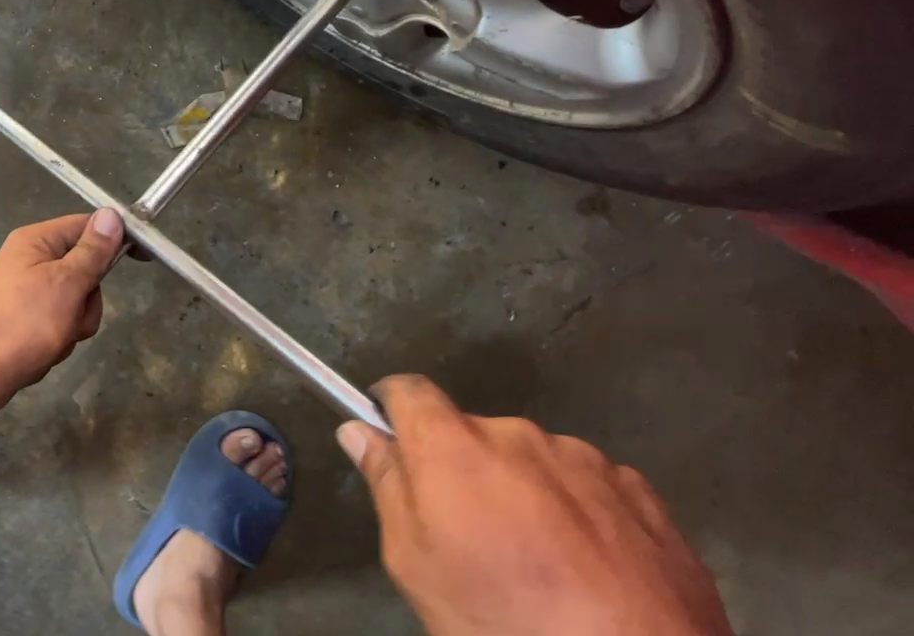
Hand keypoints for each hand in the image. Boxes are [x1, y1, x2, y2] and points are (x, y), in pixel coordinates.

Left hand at [0, 208, 124, 413]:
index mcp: (35, 240)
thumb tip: (111, 214)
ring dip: (74, 324)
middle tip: (72, 315)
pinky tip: (43, 352)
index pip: (85, 225)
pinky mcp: (23, 318)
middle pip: (84, 268)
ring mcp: (24, 290)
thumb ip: (92, 251)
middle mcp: (28, 259)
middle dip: (87, 299)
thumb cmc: (21, 325)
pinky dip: (58, 338)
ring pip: (75, 301)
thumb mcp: (65, 284)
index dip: (114, 240)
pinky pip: (58, 321)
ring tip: (54, 338)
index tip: (144, 258)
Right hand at [338, 376, 731, 635]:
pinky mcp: (644, 495)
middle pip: (471, 431)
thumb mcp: (415, 564)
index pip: (407, 390)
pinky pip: (588, 484)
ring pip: (531, 458)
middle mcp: (517, 435)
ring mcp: (586, 461)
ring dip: (523, 487)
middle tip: (471, 532)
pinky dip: (578, 509)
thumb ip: (386, 486)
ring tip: (540, 558)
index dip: (392, 408)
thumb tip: (359, 432)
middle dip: (463, 466)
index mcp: (452, 445)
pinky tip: (588, 567)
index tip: (391, 439)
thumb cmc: (502, 623)